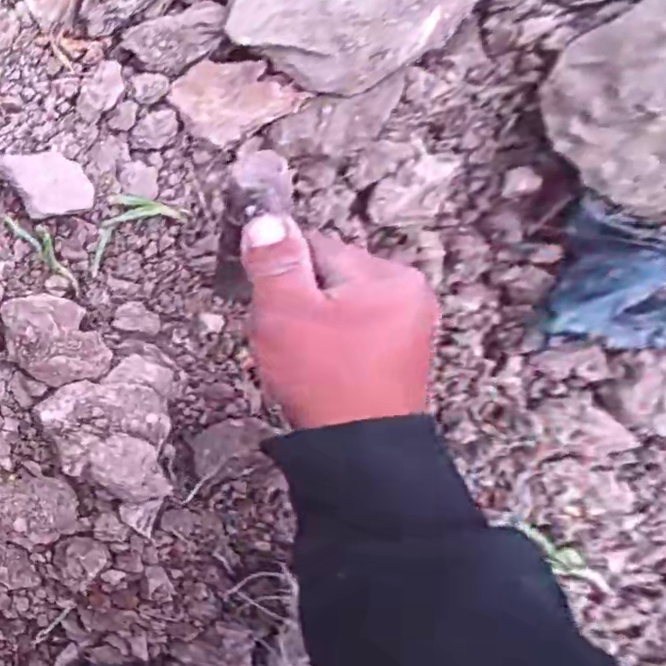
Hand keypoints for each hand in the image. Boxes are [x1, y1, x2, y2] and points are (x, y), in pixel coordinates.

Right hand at [242, 215, 438, 429]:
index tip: (259, 295)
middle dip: (289, 299)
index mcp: (385, 276)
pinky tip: (307, 362)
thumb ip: (275, 263)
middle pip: (324, 276)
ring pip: (332, 304)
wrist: (358, 445)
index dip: (277, 268)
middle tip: (275, 330)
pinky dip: (320, 339)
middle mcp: (406, 293)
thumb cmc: (323, 375)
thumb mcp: (285, 312)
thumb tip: (264, 220)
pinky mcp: (394, 352)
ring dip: (302, 321)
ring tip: (290, 351)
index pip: (314, 246)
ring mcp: (405, 325)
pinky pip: (346, 328)